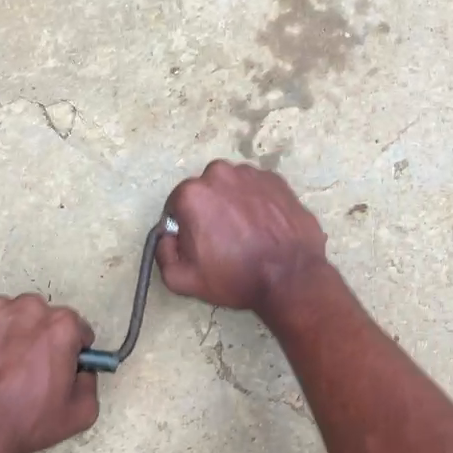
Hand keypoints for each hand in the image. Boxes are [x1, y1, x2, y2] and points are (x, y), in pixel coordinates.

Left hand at [0, 296, 98, 452]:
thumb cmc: (24, 423)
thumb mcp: (81, 413)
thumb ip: (90, 382)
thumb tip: (83, 371)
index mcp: (60, 326)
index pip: (75, 328)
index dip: (70, 350)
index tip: (59, 367)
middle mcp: (27, 309)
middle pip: (40, 317)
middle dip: (38, 337)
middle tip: (27, 370)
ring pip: (8, 314)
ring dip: (8, 333)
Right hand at [157, 161, 329, 313]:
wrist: (290, 278)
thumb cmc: (235, 278)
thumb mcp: (182, 279)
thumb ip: (162, 253)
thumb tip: (167, 236)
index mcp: (192, 193)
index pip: (177, 206)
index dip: (185, 227)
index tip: (200, 244)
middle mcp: (219, 173)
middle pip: (204, 192)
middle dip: (209, 211)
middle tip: (223, 240)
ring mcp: (251, 174)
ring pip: (231, 188)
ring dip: (233, 204)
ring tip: (246, 234)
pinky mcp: (276, 180)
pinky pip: (256, 189)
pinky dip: (256, 203)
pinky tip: (263, 227)